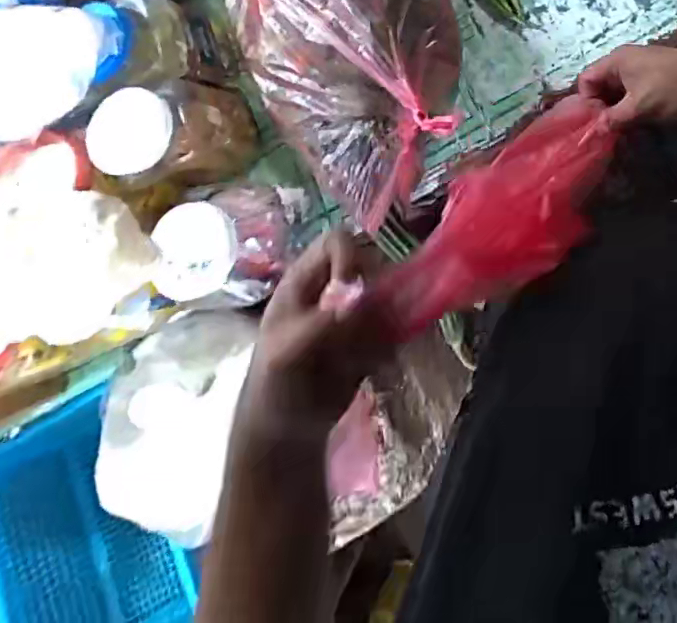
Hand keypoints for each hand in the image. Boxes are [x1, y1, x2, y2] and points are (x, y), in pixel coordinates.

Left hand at [236, 230, 394, 446]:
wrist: (286, 433)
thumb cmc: (274, 386)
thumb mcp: (287, 352)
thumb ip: (320, 321)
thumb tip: (356, 292)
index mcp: (305, 279)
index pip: (336, 242)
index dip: (350, 257)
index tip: (358, 289)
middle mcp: (336, 286)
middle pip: (372, 261)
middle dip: (381, 286)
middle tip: (381, 316)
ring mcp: (358, 309)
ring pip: (391, 290)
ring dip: (398, 309)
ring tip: (386, 340)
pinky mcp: (375, 334)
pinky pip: (399, 321)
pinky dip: (402, 332)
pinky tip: (386, 357)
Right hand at [577, 45, 676, 127]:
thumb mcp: (641, 107)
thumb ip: (613, 119)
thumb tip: (593, 132)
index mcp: (618, 59)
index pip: (586, 80)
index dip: (586, 104)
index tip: (596, 126)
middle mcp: (628, 60)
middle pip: (602, 87)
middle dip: (603, 111)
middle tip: (610, 134)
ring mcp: (646, 68)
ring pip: (620, 93)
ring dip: (620, 113)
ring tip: (627, 133)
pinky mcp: (660, 79)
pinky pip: (637, 95)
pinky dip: (635, 110)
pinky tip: (643, 125)